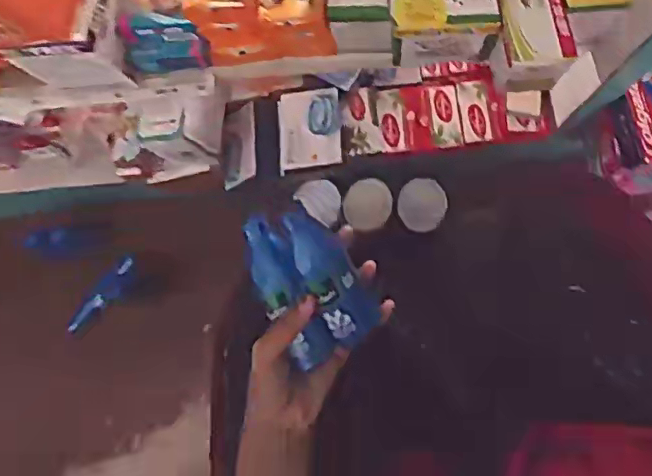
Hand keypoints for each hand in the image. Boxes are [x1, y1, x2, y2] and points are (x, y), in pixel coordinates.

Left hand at [238, 230, 393, 475]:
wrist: (283, 421)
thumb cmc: (267, 383)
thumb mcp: (265, 353)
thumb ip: (285, 326)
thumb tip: (311, 299)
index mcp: (288, 308)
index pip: (299, 273)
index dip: (308, 252)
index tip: (319, 230)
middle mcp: (310, 311)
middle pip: (326, 277)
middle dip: (338, 256)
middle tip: (350, 234)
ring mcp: (329, 326)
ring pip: (347, 296)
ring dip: (359, 280)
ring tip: (371, 266)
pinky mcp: (344, 345)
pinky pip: (361, 325)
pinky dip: (375, 315)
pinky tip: (386, 304)